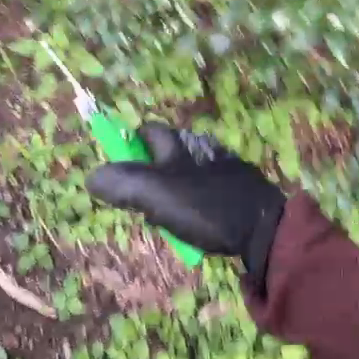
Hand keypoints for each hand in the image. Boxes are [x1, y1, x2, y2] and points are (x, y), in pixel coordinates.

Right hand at [86, 123, 285, 293]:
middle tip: (144, 202)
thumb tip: (92, 176)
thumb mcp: (157, 195)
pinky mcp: (240, 187)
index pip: (149, 131)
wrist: (265, 227)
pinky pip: (209, 189)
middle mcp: (202, 148)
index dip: (132, 144)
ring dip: (175, 190)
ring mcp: (224, 167)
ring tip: (171, 217)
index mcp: (180, 145)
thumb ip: (124, 184)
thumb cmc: (207, 207)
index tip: (122, 167)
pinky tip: (200, 222)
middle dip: (152, 172)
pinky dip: (197, 202)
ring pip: (189, 172)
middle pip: (168, 152)